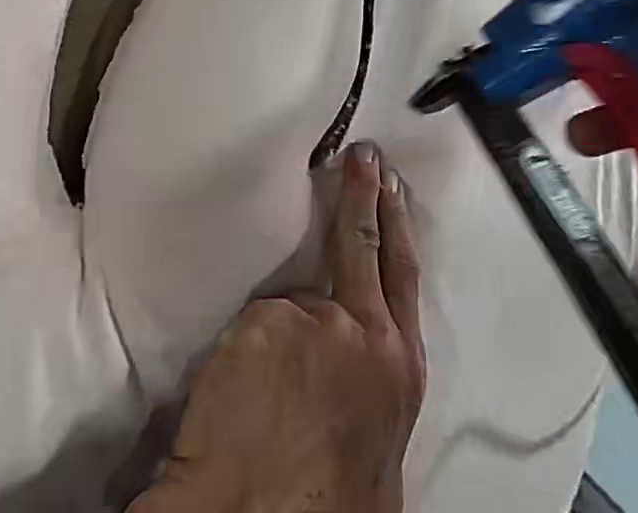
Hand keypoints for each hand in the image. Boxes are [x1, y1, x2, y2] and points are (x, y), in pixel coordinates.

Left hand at [131, 142, 424, 512]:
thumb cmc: (325, 492)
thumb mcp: (375, 422)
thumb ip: (371, 367)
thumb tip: (355, 340)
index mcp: (397, 360)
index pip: (401, 270)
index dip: (398, 221)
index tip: (392, 184)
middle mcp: (362, 332)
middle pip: (361, 243)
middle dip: (363, 193)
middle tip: (361, 158)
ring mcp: (310, 323)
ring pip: (289, 305)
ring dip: (276, 334)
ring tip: (264, 388)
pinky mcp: (260, 324)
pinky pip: (249, 326)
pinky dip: (240, 353)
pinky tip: (236, 397)